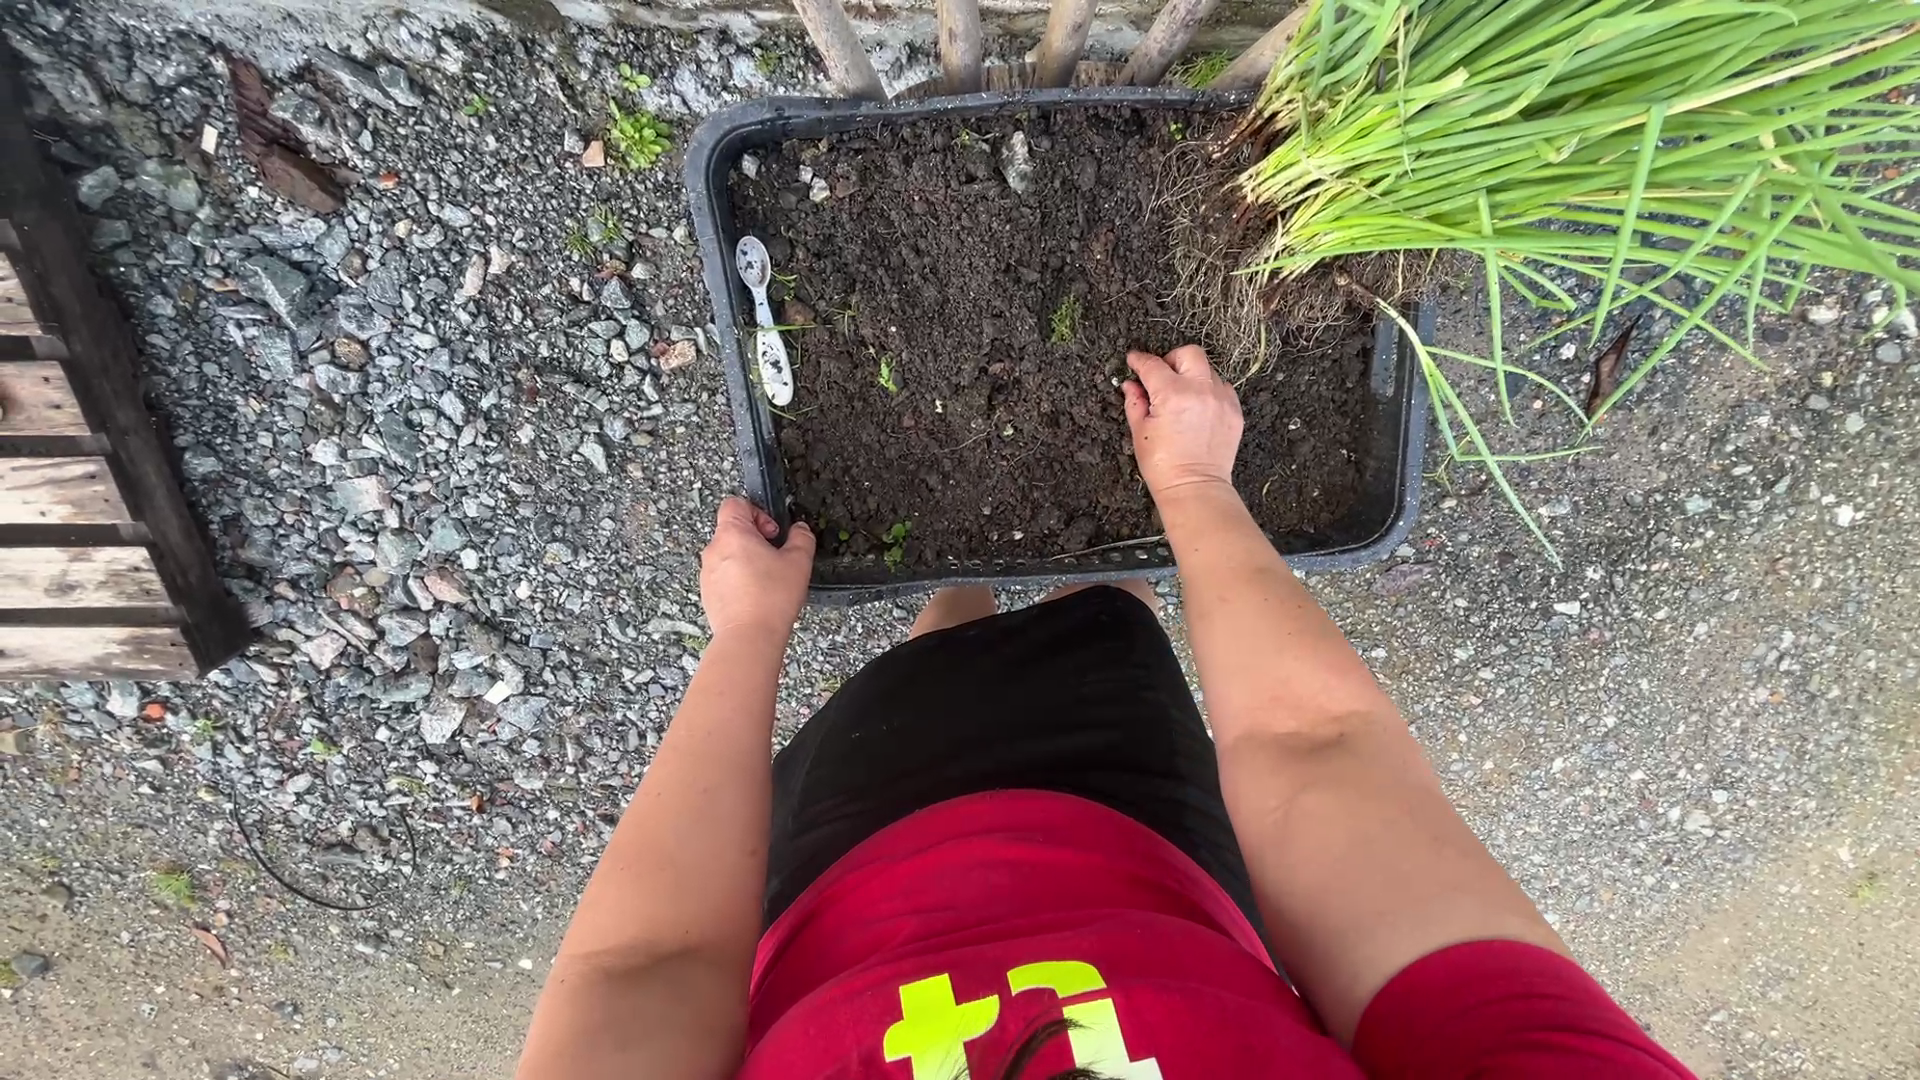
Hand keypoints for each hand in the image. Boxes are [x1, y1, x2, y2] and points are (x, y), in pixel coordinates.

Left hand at [699, 497, 814, 638]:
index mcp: (733, 534)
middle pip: (732, 529)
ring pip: (728, 553)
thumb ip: (802, 538)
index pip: (735, 503)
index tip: (772, 530)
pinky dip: (739, 578)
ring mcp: (708, 572)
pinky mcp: (709, 592)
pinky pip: (724, 575)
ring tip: (768, 577)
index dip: (758, 511)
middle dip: (755, 538)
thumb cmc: (770, 599)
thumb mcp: (798, 562)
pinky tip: (758, 593)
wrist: (749, 636)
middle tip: (775, 554)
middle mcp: (714, 549)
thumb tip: (800, 530)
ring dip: (747, 559)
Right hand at [1122, 345, 1243, 496]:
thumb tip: (1131, 385)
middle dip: (1171, 359)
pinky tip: (1197, 407)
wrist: (1194, 487)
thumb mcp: (1140, 432)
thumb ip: (1135, 402)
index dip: (1139, 360)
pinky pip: (1222, 388)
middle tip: (1161, 375)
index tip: (1134, 360)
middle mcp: (1201, 390)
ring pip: (1207, 370)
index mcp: (1172, 394)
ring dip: (1192, 375)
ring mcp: (1221, 399)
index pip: (1153, 365)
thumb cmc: (1164, 466)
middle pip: (1189, 353)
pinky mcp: (1234, 411)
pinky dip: (1208, 391)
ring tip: (1180, 396)